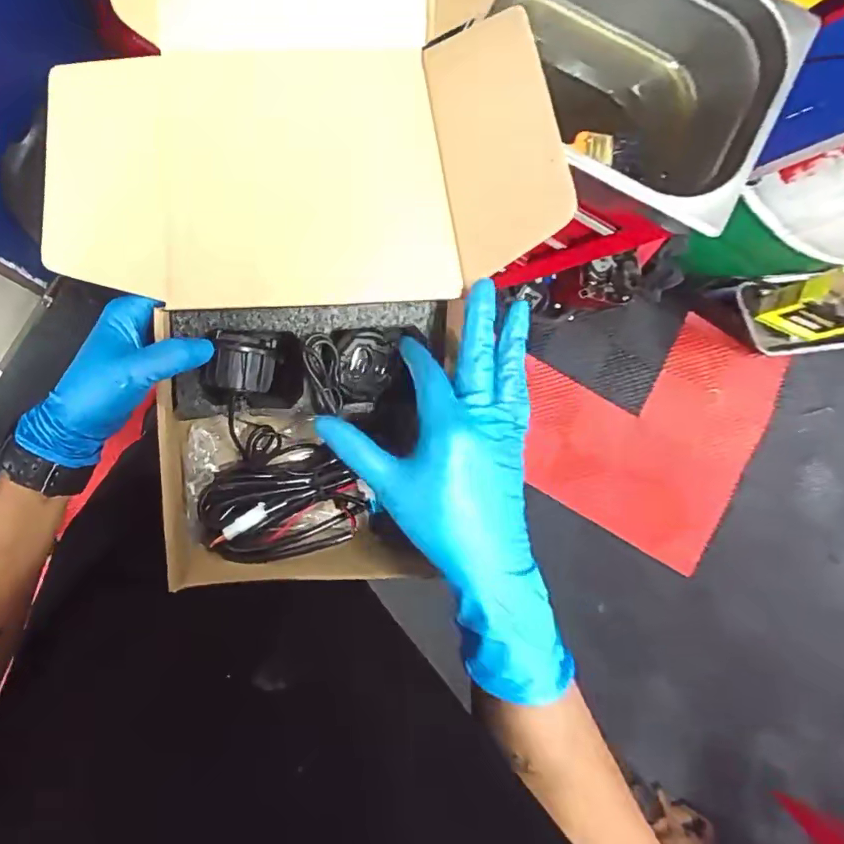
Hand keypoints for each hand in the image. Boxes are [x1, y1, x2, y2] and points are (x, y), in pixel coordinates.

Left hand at [15, 296, 213, 466]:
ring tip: (216, 342)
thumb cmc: (94, 393)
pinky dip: (183, 359)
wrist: (77, 428)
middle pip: (172, 315)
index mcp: (125, 313)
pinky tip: (200, 361)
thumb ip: (174, 354)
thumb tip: (206, 346)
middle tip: (221, 327)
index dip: (190, 300)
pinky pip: (170, 355)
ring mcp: (138, 345)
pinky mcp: (144, 365)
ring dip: (189, 343)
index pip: (165, 296)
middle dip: (193, 323)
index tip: (216, 306)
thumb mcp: (137, 370)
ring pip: (173, 336)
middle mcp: (131, 324)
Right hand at [316, 279, 572, 705]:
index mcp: (449, 423)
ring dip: (510, 337)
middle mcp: (481, 414)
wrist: (491, 560)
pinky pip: (518, 394)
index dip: (417, 354)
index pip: (430, 375)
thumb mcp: (392, 485)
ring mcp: (503, 425)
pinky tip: (520, 361)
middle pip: (479, 358)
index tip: (408, 339)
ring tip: (518, 307)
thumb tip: (323, 422)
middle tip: (487, 284)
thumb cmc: (439, 522)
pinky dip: (518, 371)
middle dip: (481, 319)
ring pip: (508, 371)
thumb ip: (358, 449)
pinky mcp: (515, 439)